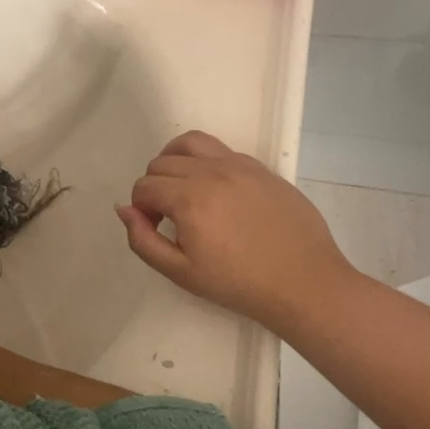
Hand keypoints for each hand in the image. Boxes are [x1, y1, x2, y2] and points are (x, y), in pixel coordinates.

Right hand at [114, 131, 355, 326]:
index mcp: (190, 200)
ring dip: (175, 160)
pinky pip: (222, 151)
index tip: (157, 229)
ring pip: (190, 143)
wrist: (305, 285)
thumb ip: (143, 240)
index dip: (141, 209)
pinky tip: (216, 191)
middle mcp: (213, 174)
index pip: (144, 186)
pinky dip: (207, 162)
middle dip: (155, 187)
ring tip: (183, 186)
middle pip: (162, 163)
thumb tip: (125, 210)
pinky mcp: (262, 170)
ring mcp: (241, 167)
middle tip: (169, 217)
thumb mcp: (180, 273)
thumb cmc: (239, 284)